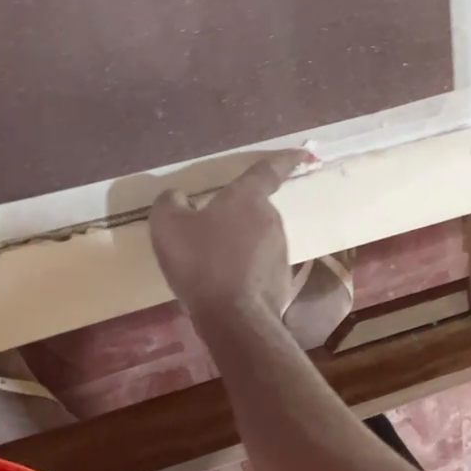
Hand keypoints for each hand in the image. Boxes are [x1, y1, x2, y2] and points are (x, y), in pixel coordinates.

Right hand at [148, 151, 305, 326]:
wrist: (234, 317)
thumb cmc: (201, 263)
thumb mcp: (168, 225)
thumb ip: (171, 202)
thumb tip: (178, 199)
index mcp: (248, 199)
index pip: (267, 171)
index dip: (284, 159)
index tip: (303, 153)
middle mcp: (272, 221)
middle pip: (254, 211)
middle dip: (236, 218)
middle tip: (209, 234)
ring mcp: (281, 253)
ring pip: (256, 241)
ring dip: (238, 248)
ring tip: (212, 266)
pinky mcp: (282, 282)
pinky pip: (258, 268)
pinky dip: (244, 272)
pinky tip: (225, 287)